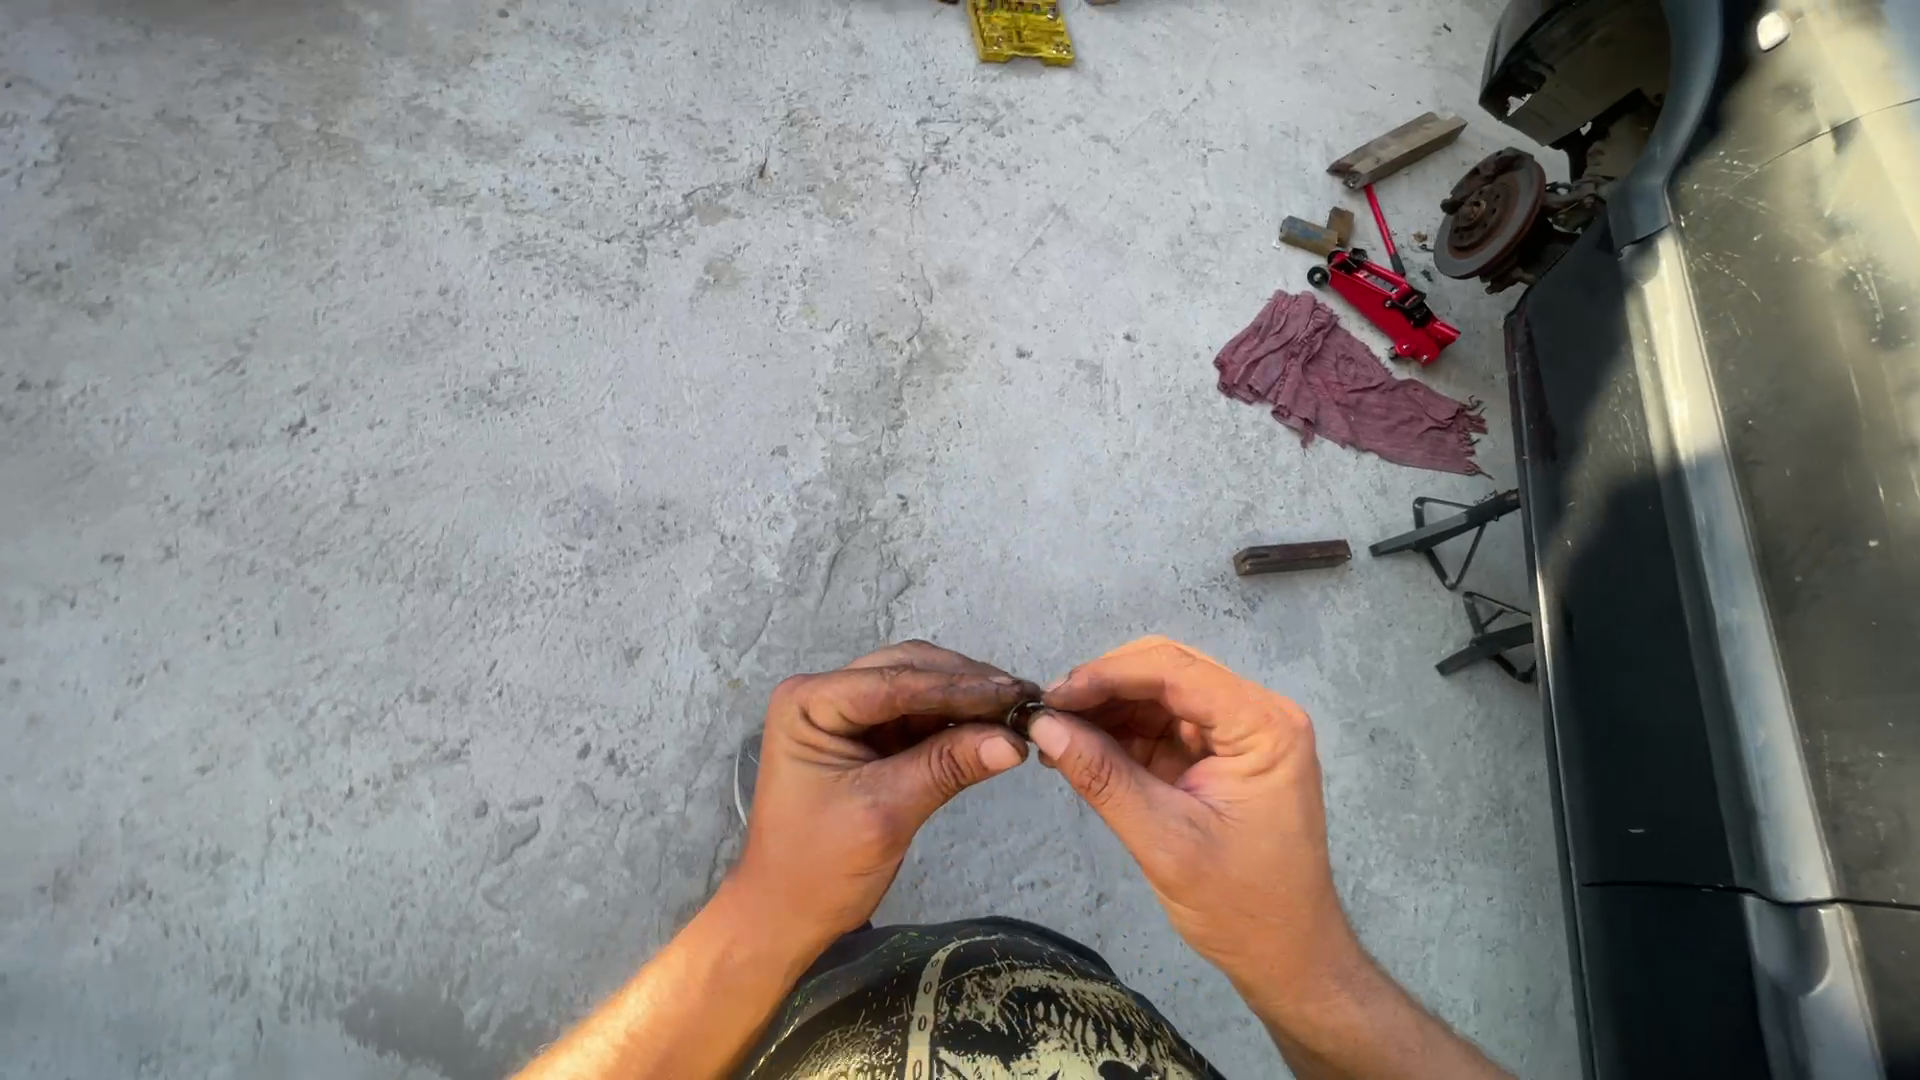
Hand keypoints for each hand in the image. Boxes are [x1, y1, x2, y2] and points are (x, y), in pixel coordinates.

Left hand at [732, 641, 1037, 946]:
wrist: (785, 916)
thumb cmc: (818, 869)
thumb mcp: (884, 813)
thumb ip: (946, 767)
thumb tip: (1013, 742)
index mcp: (809, 701)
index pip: (895, 682)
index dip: (959, 687)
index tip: (1015, 694)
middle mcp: (826, 693)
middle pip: (908, 670)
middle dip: (966, 685)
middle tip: (1023, 700)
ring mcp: (847, 712)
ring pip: (919, 686)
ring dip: (966, 698)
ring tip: (1018, 711)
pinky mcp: (869, 734)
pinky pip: (920, 715)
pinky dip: (956, 720)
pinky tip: (992, 726)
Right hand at [1033, 637, 1361, 1000]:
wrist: (1288, 958)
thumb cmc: (1240, 905)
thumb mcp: (1164, 841)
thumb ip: (1103, 777)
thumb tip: (1042, 724)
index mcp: (1261, 725)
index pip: (1175, 670)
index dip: (1107, 674)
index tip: (1053, 697)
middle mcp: (1254, 713)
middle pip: (1166, 670)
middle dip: (1104, 686)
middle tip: (1049, 713)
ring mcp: (1235, 730)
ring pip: (1157, 691)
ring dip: (1105, 707)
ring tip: (1055, 733)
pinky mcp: (1214, 750)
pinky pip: (1158, 721)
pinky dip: (1117, 730)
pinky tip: (1080, 747)